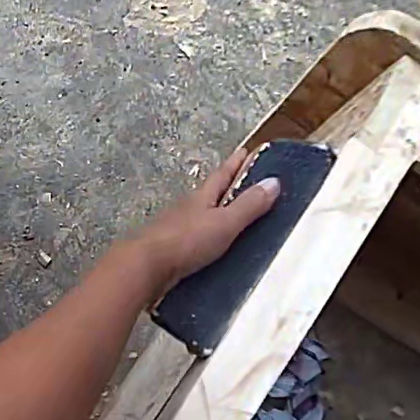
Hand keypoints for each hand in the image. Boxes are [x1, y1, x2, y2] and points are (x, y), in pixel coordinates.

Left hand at [122, 148, 280, 296]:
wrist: (147, 267)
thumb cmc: (186, 241)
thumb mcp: (225, 222)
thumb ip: (249, 206)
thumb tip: (273, 182)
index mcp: (202, 197)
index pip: (223, 174)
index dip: (236, 163)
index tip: (247, 151)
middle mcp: (188, 209)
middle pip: (211, 193)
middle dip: (227, 187)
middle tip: (244, 183)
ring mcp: (178, 230)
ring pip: (202, 216)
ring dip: (217, 214)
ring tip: (234, 218)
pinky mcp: (173, 251)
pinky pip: (196, 239)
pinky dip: (208, 239)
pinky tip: (214, 249)